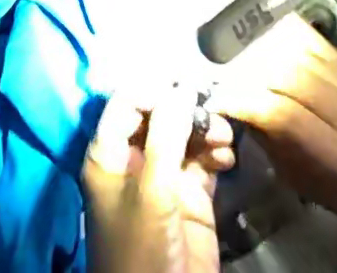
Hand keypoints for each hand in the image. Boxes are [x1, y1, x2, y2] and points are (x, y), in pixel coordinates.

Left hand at [82, 88, 236, 272]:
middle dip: (186, 107)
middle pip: (160, 114)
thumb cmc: (141, 248)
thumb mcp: (150, 190)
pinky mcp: (190, 197)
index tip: (185, 87)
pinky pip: (204, 160)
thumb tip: (181, 87)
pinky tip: (227, 158)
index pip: (127, 102)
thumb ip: (165, 135)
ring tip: (223, 138)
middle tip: (212, 107)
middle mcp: (134, 159)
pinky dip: (217, 153)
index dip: (154, 90)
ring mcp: (163, 177)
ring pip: (185, 135)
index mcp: (109, 152)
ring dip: (206, 129)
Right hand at [208, 17, 336, 231]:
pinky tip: (243, 14)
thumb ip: (272, 142)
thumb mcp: (309, 182)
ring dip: (246, 36)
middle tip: (197, 56)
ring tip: (211, 30)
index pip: (280, 113)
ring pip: (287, 45)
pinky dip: (268, 21)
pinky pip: (297, 30)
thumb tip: (229, 106)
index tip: (205, 91)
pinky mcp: (336, 51)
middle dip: (236, 62)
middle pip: (281, 70)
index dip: (241, 98)